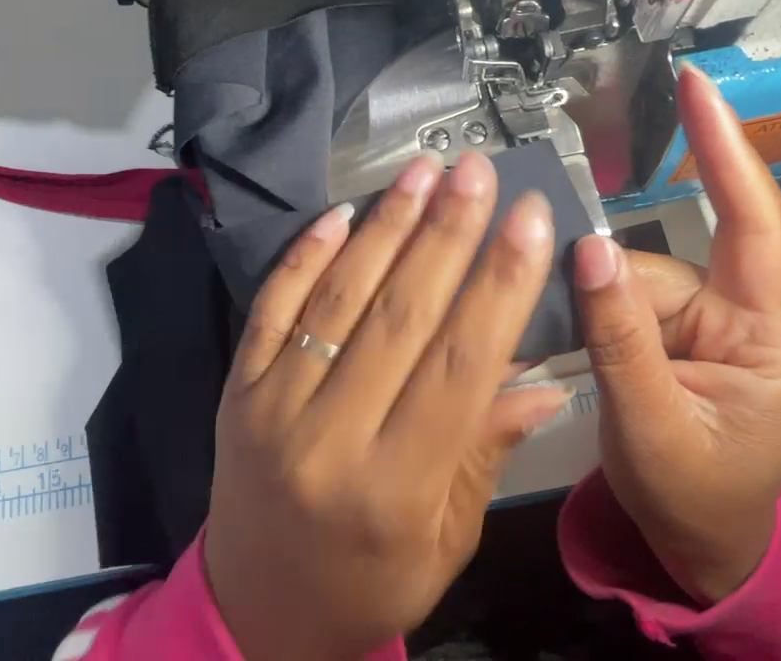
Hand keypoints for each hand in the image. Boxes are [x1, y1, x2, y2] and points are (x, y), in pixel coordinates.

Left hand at [204, 152, 576, 659]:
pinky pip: (273, 308)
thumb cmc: (368, 583)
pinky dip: (306, 255)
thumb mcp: (444, 541)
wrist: (256, 612)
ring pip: (338, 299)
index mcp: (397, 486)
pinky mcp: (237, 387)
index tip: (528, 218)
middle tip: (477, 169)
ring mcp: (272, 406)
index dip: (499, 284)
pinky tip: (342, 211)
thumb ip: (485, 453)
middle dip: (446, 233)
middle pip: (399, 315)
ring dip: (385, 226)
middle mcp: (330, 437)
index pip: (460, 363)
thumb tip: (543, 380)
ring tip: (423, 170)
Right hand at [573, 63, 780, 603]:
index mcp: (772, 338)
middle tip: (564, 331)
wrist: (702, 548)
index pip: (758, 225)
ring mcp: (709, 321)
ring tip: (564, 359)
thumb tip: (586, 247)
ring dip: (593, 314)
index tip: (697, 86)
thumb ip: (619, 339)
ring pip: (632, 280)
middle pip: (664, 261)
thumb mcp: (652, 428)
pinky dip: (592, 318)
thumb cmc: (698, 501)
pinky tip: (568, 345)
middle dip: (611, 293)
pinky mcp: (678, 329)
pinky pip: (625, 299)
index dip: (728, 151)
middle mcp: (746, 314)